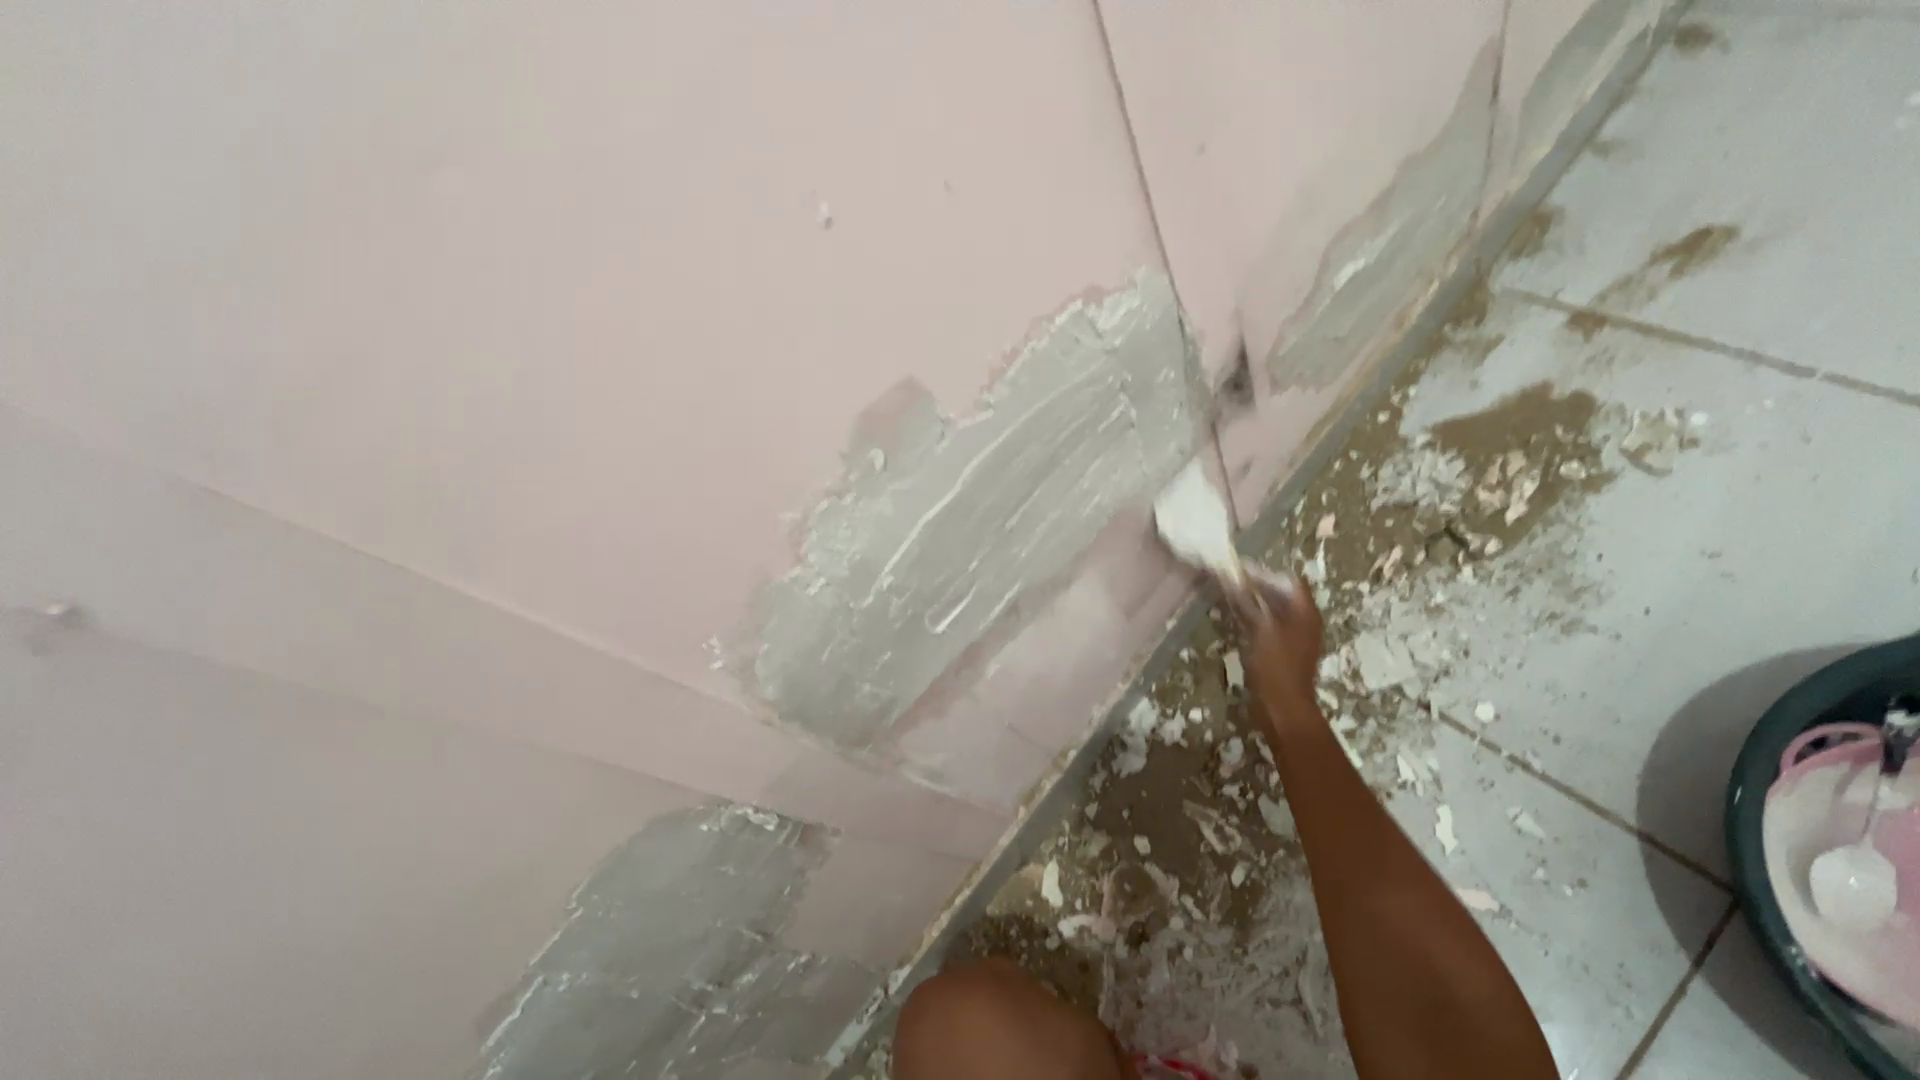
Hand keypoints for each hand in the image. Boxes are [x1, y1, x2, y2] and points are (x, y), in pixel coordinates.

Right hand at [1228, 564, 1324, 710]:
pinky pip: (1268, 624)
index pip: (1290, 581)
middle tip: (1231, 578)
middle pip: (1282, 594)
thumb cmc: (1277, 667)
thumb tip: (1236, 581)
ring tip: (1229, 592)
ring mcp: (1293, 636)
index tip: (1242, 569)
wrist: (1283, 706)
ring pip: (1273, 609)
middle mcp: (1303, 621)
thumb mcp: (1264, 630)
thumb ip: (1252, 603)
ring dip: (1254, 600)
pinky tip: (1235, 614)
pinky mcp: (1281, 649)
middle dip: (1258, 585)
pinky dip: (1253, 616)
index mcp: (1306, 613)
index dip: (1267, 573)